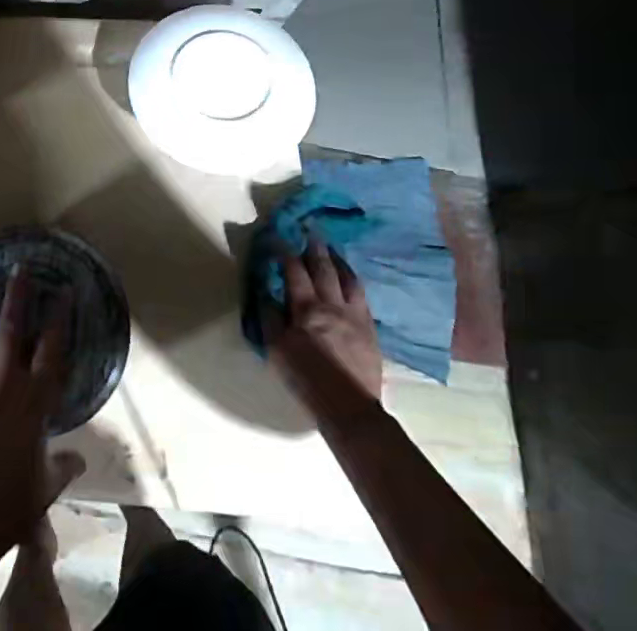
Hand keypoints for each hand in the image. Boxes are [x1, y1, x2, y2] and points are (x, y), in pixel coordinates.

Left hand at [0, 267, 85, 553]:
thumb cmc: (15, 501)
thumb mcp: (47, 484)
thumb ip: (62, 467)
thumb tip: (78, 461)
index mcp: (36, 401)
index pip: (52, 350)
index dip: (59, 318)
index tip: (64, 290)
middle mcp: (7, 385)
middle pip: (13, 331)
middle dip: (17, 297)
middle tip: (19, 268)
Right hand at [261, 237, 382, 401]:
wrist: (348, 406)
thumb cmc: (305, 378)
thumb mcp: (276, 348)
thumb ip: (270, 317)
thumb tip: (266, 291)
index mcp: (306, 309)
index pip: (294, 271)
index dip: (285, 251)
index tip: (278, 237)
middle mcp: (333, 305)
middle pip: (324, 268)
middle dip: (315, 247)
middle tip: (310, 229)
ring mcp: (355, 316)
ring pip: (349, 279)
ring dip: (338, 260)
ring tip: (332, 249)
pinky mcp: (370, 329)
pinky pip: (362, 296)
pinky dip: (353, 281)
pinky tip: (350, 280)